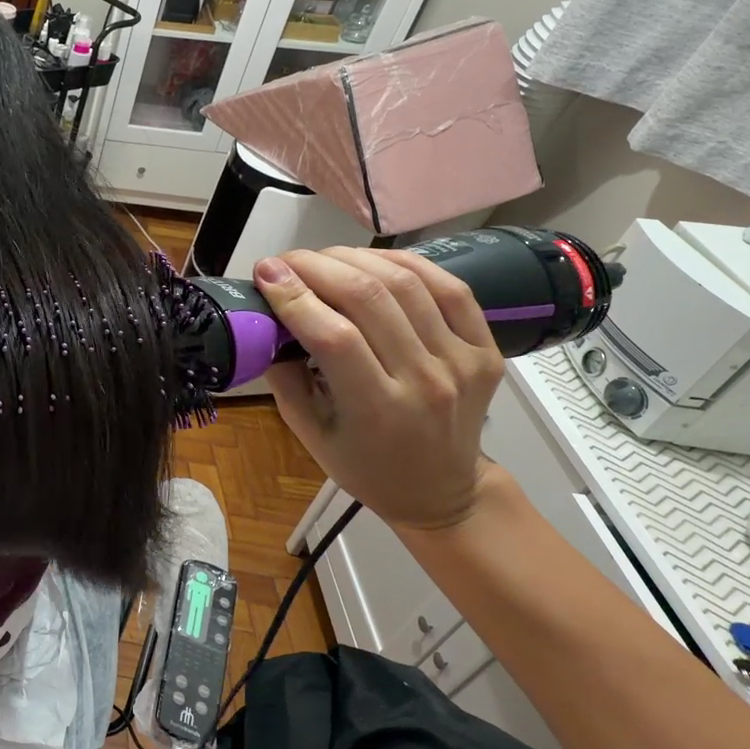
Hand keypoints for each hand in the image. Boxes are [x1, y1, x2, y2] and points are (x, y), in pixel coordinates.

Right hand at [253, 247, 505, 531]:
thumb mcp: (307, 432)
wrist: (441, 490)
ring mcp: (462, 361)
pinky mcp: (485, 348)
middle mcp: (426, 381)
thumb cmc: (363, 465)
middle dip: (316, 267)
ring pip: (405, 283)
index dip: (294, 296)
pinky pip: (449, 287)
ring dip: (353, 258)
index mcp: (377, 410)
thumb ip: (283, 375)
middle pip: (369, 298)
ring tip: (320, 258)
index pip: (334, 335)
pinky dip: (405, 262)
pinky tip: (370, 259)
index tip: (264, 272)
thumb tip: (264, 318)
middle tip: (285, 261)